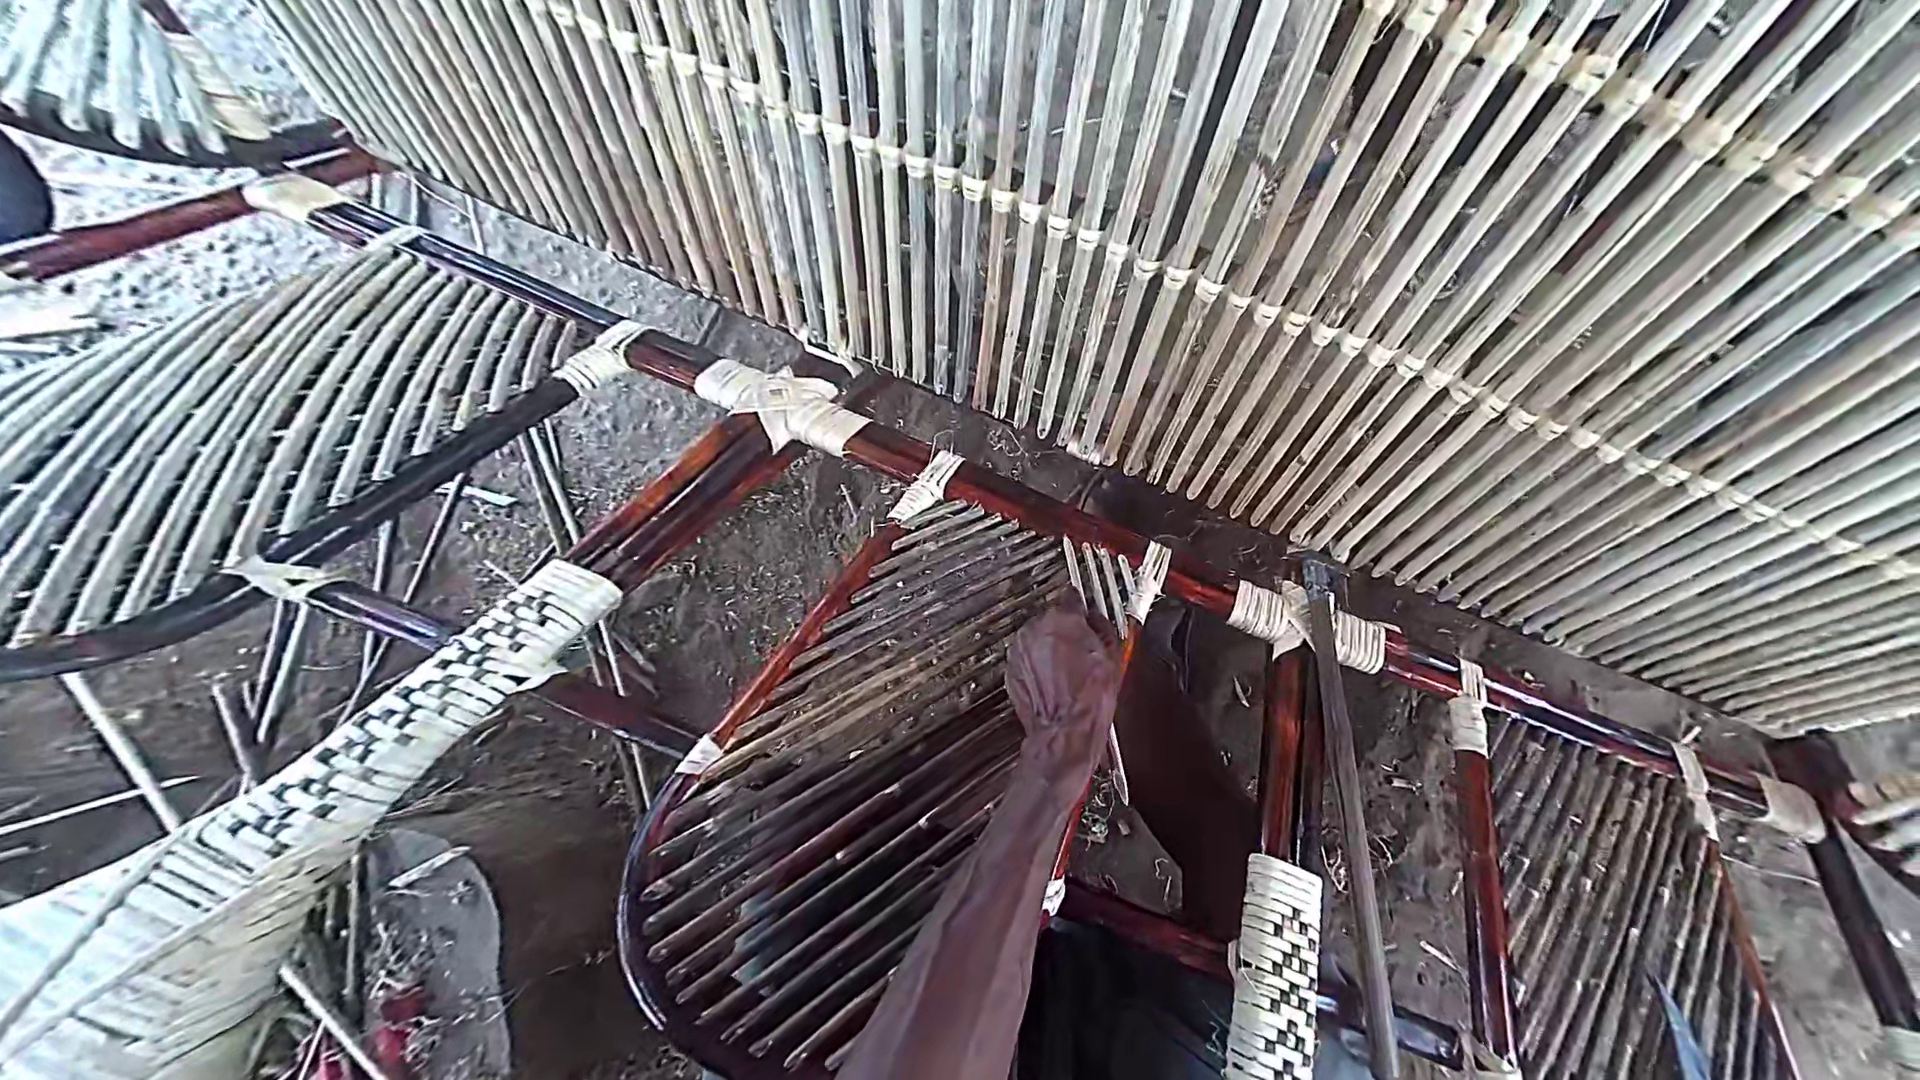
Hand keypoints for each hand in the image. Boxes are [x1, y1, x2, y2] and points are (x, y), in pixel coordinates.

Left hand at [1004, 604, 1119, 777]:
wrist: (1065, 728)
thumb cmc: (1088, 698)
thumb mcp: (1111, 656)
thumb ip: (1101, 627)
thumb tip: (1097, 620)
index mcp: (1064, 619)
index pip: (1071, 597)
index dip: (1080, 605)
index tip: (1083, 609)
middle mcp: (1037, 628)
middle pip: (1052, 618)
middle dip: (1065, 630)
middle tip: (1080, 649)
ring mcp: (1021, 647)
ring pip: (1038, 637)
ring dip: (1049, 647)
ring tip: (1067, 669)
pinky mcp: (1012, 666)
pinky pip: (1027, 657)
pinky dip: (1037, 664)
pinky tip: (1054, 679)